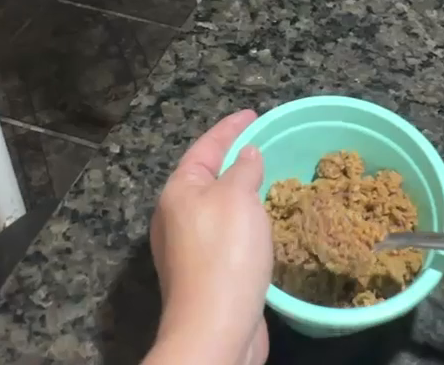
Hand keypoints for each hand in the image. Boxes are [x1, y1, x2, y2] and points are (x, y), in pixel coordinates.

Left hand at [145, 109, 272, 364]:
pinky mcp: (204, 275)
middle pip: (207, 175)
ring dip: (240, 192)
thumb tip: (247, 156)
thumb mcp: (238, 197)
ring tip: (267, 179)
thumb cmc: (225, 254)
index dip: (231, 127)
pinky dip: (244, 221)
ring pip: (217, 206)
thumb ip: (244, 169)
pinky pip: (225, 233)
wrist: (215, 331)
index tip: (253, 113)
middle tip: (262, 143)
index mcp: (179, 190)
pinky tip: (262, 225)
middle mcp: (176, 216)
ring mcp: (187, 249)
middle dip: (233, 158)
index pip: (206, 146)